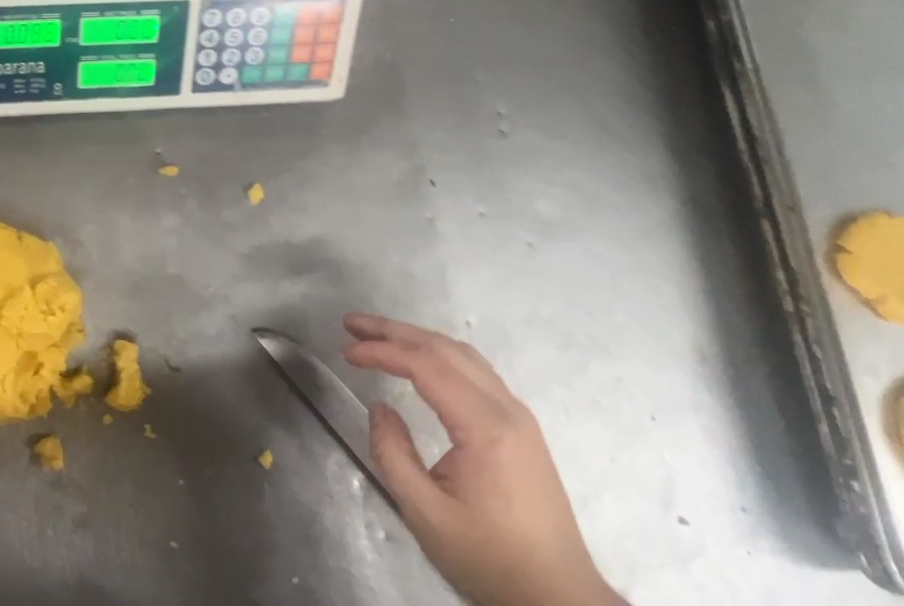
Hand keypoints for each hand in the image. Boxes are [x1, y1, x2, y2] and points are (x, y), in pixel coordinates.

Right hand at [342, 314, 626, 605]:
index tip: (345, 352)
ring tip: (378, 335)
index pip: (426, 366)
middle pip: (446, 350)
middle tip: (351, 324)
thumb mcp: (426, 514)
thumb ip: (393, 454)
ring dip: (418, 339)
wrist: (557, 596)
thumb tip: (379, 408)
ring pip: (465, 357)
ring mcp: (519, 419)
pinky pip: (477, 374)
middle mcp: (507, 410)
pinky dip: (439, 357)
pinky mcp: (521, 431)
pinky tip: (419, 363)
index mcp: (486, 426)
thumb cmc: (489, 557)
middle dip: (395, 331)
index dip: (382, 351)